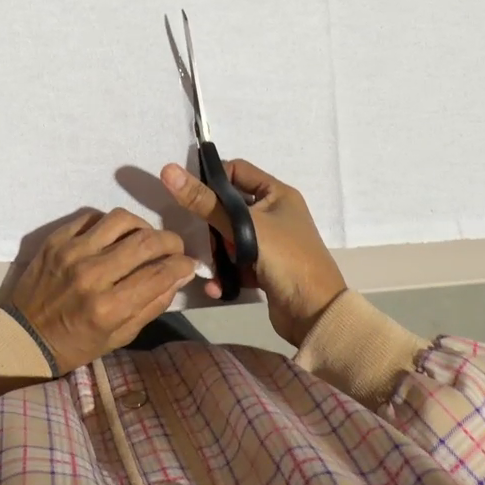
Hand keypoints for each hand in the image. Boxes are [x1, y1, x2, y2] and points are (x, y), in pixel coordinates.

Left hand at [8, 208, 199, 372]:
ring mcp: (71, 252)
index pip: (159, 273)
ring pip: (120, 219)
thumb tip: (180, 275)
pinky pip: (92, 217)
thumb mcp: (120, 336)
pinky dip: (110, 223)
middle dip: (170, 241)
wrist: (24, 335)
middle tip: (175, 247)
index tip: (189, 264)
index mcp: (109, 307)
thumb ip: (152, 304)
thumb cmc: (76, 343)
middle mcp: (91, 274)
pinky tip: (115, 235)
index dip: (182, 265)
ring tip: (145, 237)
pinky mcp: (56, 238)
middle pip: (145, 241)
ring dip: (142, 225)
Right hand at [160, 159, 345, 347]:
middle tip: (205, 239)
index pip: (236, 171)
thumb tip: (168, 169)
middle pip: (229, 206)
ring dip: (217, 253)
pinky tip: (216, 287)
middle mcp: (275, 213)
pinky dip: (226, 272)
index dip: (213, 179)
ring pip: (229, 236)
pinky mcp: (265, 267)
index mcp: (277, 194)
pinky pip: (236, 261)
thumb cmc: (285, 259)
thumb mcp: (243, 227)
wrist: (315, 315)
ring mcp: (270, 242)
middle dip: (212, 225)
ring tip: (211, 268)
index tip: (192, 197)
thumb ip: (205, 201)